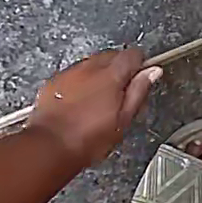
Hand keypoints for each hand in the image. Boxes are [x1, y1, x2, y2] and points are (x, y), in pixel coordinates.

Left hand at [27, 49, 159, 167]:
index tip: (140, 77)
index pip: (132, 55)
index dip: (140, 64)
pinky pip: (73, 74)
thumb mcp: (124, 119)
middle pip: (111, 56)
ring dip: (99, 74)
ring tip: (99, 100)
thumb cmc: (88, 139)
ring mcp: (69, 74)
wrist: (48, 148)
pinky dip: (80, 82)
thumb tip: (153, 72)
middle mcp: (89, 69)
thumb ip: (139, 91)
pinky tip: (80, 102)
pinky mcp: (53, 82)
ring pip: (92, 63)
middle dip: (120, 68)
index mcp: (111, 76)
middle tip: (121, 92)